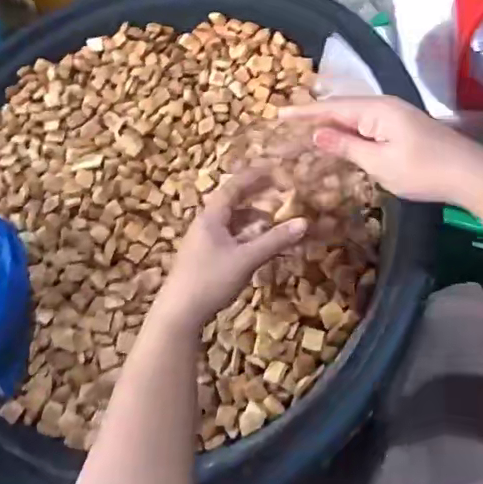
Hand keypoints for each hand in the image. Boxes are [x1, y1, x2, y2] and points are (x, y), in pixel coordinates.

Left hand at [148, 170, 306, 336]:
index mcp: (211, 217)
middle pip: (233, 203)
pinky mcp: (204, 259)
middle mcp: (205, 224)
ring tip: (275, 221)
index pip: (234, 187)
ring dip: (253, 219)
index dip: (254, 176)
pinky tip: (260, 247)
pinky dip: (247, 237)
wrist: (178, 314)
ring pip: (232, 222)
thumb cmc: (210, 280)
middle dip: (257, 197)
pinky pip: (230, 238)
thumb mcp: (246, 259)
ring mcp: (203, 242)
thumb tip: (304, 222)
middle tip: (280, 192)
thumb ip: (274, 240)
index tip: (274, 169)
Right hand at [284, 96, 482, 204]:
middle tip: (288, 122)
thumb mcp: (379, 163)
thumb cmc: (422, 170)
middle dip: (315, 114)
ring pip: (356, 115)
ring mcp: (397, 115)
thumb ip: (346, 146)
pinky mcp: (405, 127)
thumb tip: (317, 133)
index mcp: (376, 109)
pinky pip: (368, 123)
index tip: (277, 114)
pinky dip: (350, 129)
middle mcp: (385, 105)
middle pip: (343, 106)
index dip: (303, 112)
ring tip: (307, 129)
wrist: (471, 175)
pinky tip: (342, 138)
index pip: (331, 107)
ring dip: (333, 121)